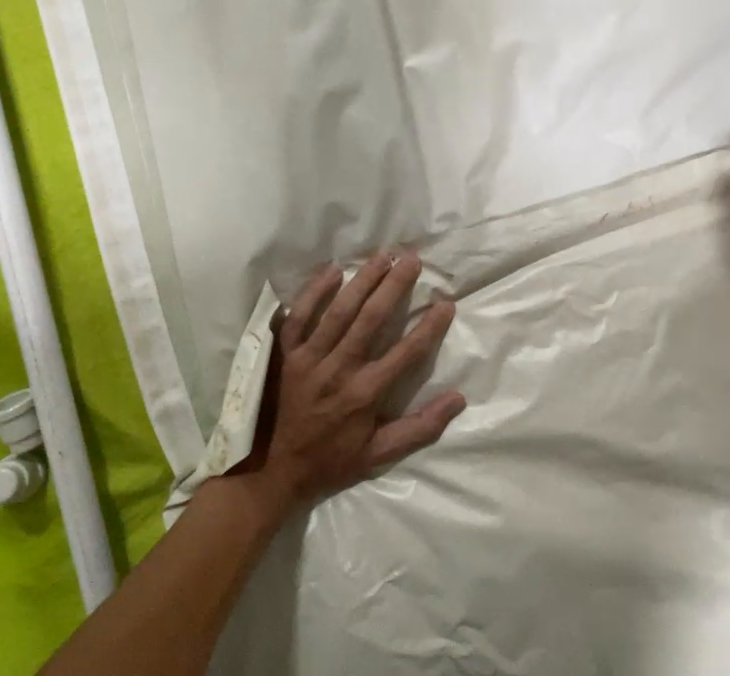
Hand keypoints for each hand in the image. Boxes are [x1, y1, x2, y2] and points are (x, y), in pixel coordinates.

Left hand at [256, 252, 466, 507]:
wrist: (270, 473)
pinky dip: (314, 293)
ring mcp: (308, 359)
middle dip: (394, 287)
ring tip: (383, 256)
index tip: (447, 303)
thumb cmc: (330, 463)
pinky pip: (299, 317)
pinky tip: (332, 271)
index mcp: (364, 394)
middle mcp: (338, 370)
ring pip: (338, 311)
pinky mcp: (284, 355)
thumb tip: (458, 399)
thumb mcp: (379, 455)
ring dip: (362, 281)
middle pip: (371, 320)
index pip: (406, 353)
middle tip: (412, 259)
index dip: (429, 327)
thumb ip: (420, 428)